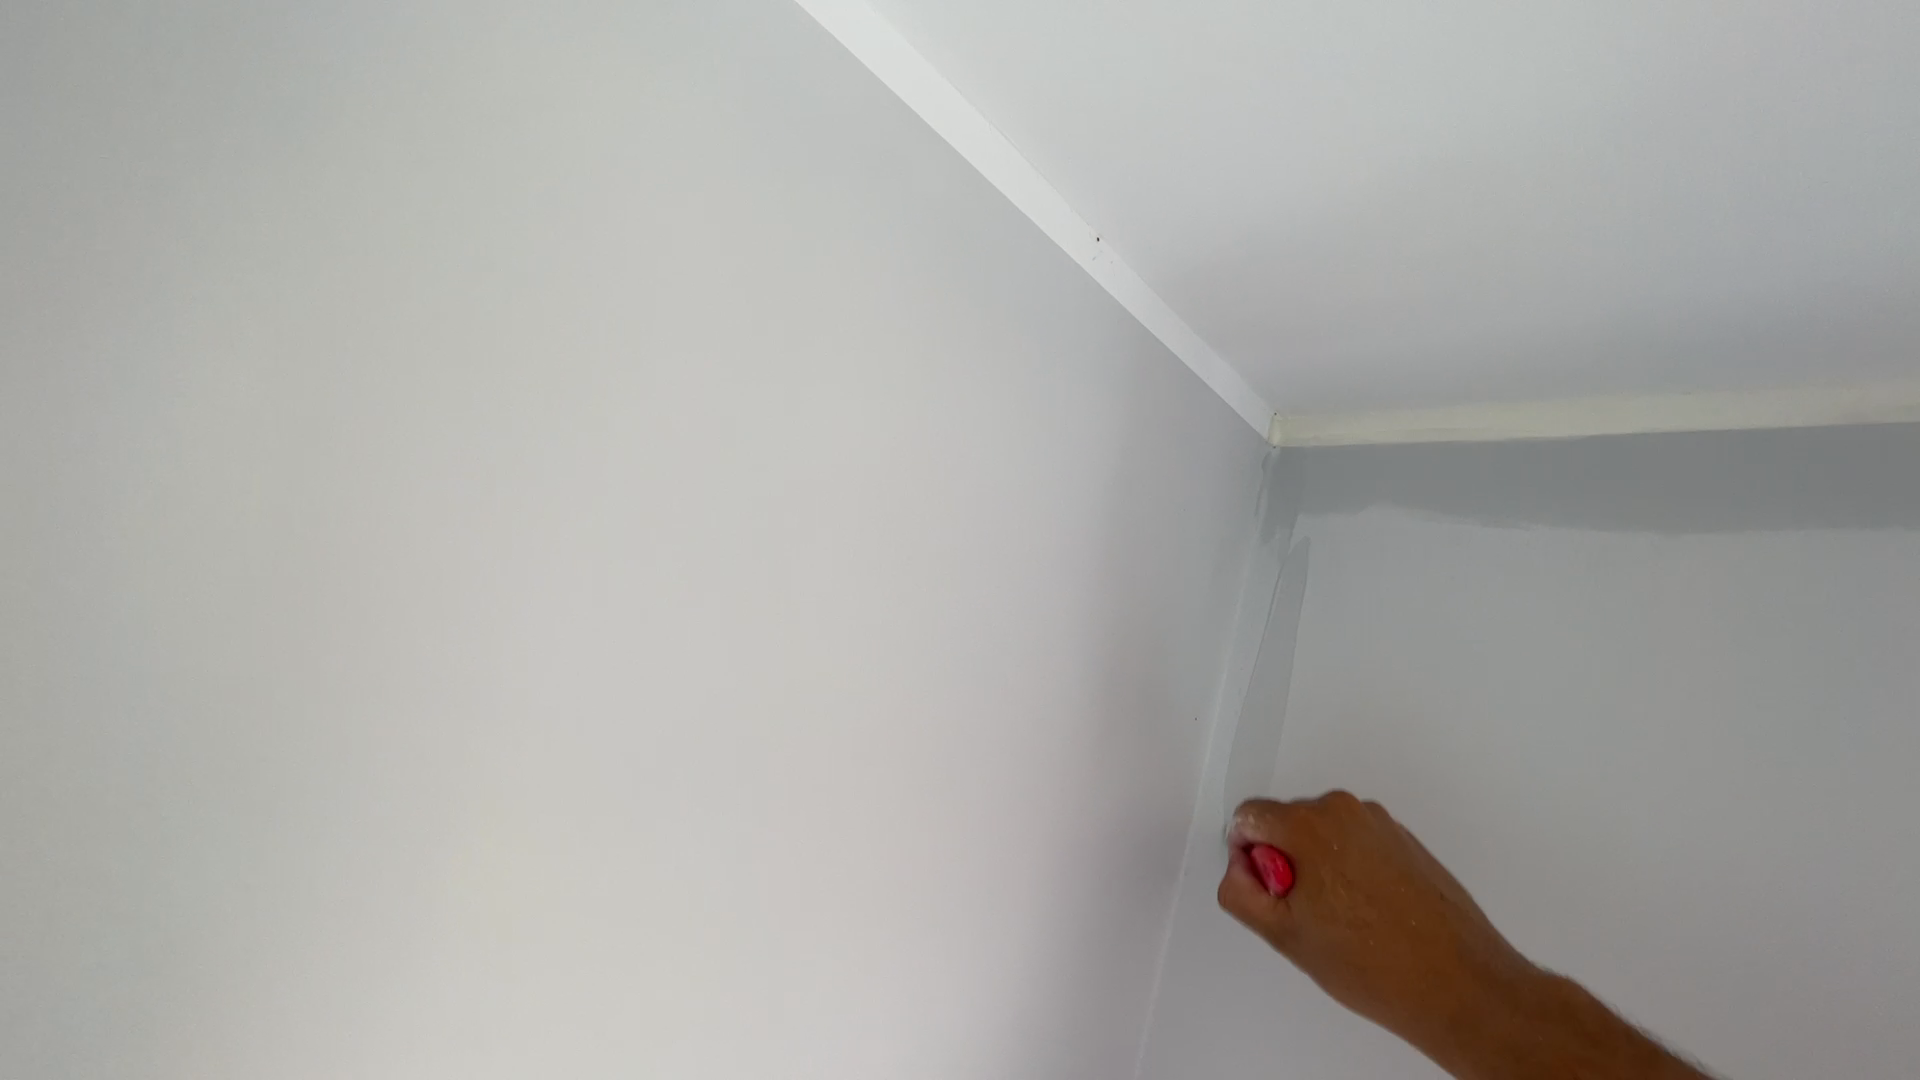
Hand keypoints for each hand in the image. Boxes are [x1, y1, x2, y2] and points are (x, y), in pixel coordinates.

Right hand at [1219, 792, 1534, 1053]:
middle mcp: (1341, 809)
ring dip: (1319, 865)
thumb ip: (1239, 891)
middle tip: (1311, 914)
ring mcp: (1377, 821)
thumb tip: (1240, 869)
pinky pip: (1354, 841)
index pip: (1248, 817)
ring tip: (1346, 918)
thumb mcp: (1283, 935)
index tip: (1274, 893)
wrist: (1463, 988)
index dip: (1250, 857)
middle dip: (1286, 861)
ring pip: (1320, 833)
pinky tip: (1371, 913)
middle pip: (1285, 822)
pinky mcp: (1404, 838)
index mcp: (1306, 824)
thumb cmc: (1376, 965)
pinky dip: (1351, 868)